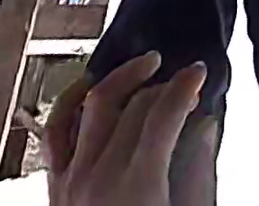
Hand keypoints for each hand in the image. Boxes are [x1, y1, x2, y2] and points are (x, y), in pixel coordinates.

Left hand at [43, 51, 205, 205]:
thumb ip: (199, 168)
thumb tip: (204, 121)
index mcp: (137, 185)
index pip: (163, 111)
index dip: (185, 84)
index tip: (200, 70)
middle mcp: (98, 177)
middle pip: (134, 105)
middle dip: (164, 86)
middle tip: (185, 84)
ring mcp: (69, 184)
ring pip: (90, 106)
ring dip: (119, 78)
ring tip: (145, 65)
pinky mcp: (54, 193)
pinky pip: (54, 136)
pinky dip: (68, 103)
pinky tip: (87, 86)